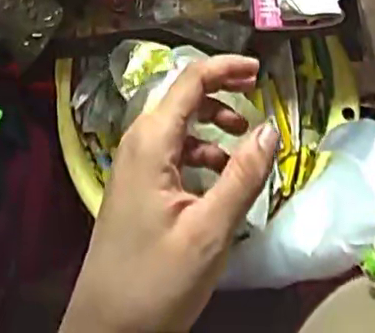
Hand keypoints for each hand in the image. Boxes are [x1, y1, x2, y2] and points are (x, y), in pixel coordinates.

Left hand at [60, 56, 278, 332]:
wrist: (104, 329)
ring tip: (245, 146)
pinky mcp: (138, 184)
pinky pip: (174, 151)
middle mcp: (140, 140)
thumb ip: (242, 177)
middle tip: (258, 98)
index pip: (191, 80)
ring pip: (180, 125)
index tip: (260, 70)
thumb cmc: (155, 280)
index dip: (226, 68)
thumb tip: (270, 128)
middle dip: (222, 93)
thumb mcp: (208, 231)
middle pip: (185, 98)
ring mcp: (135, 162)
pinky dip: (202, 153)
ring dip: (214, 126)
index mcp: (152, 139)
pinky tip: (222, 178)